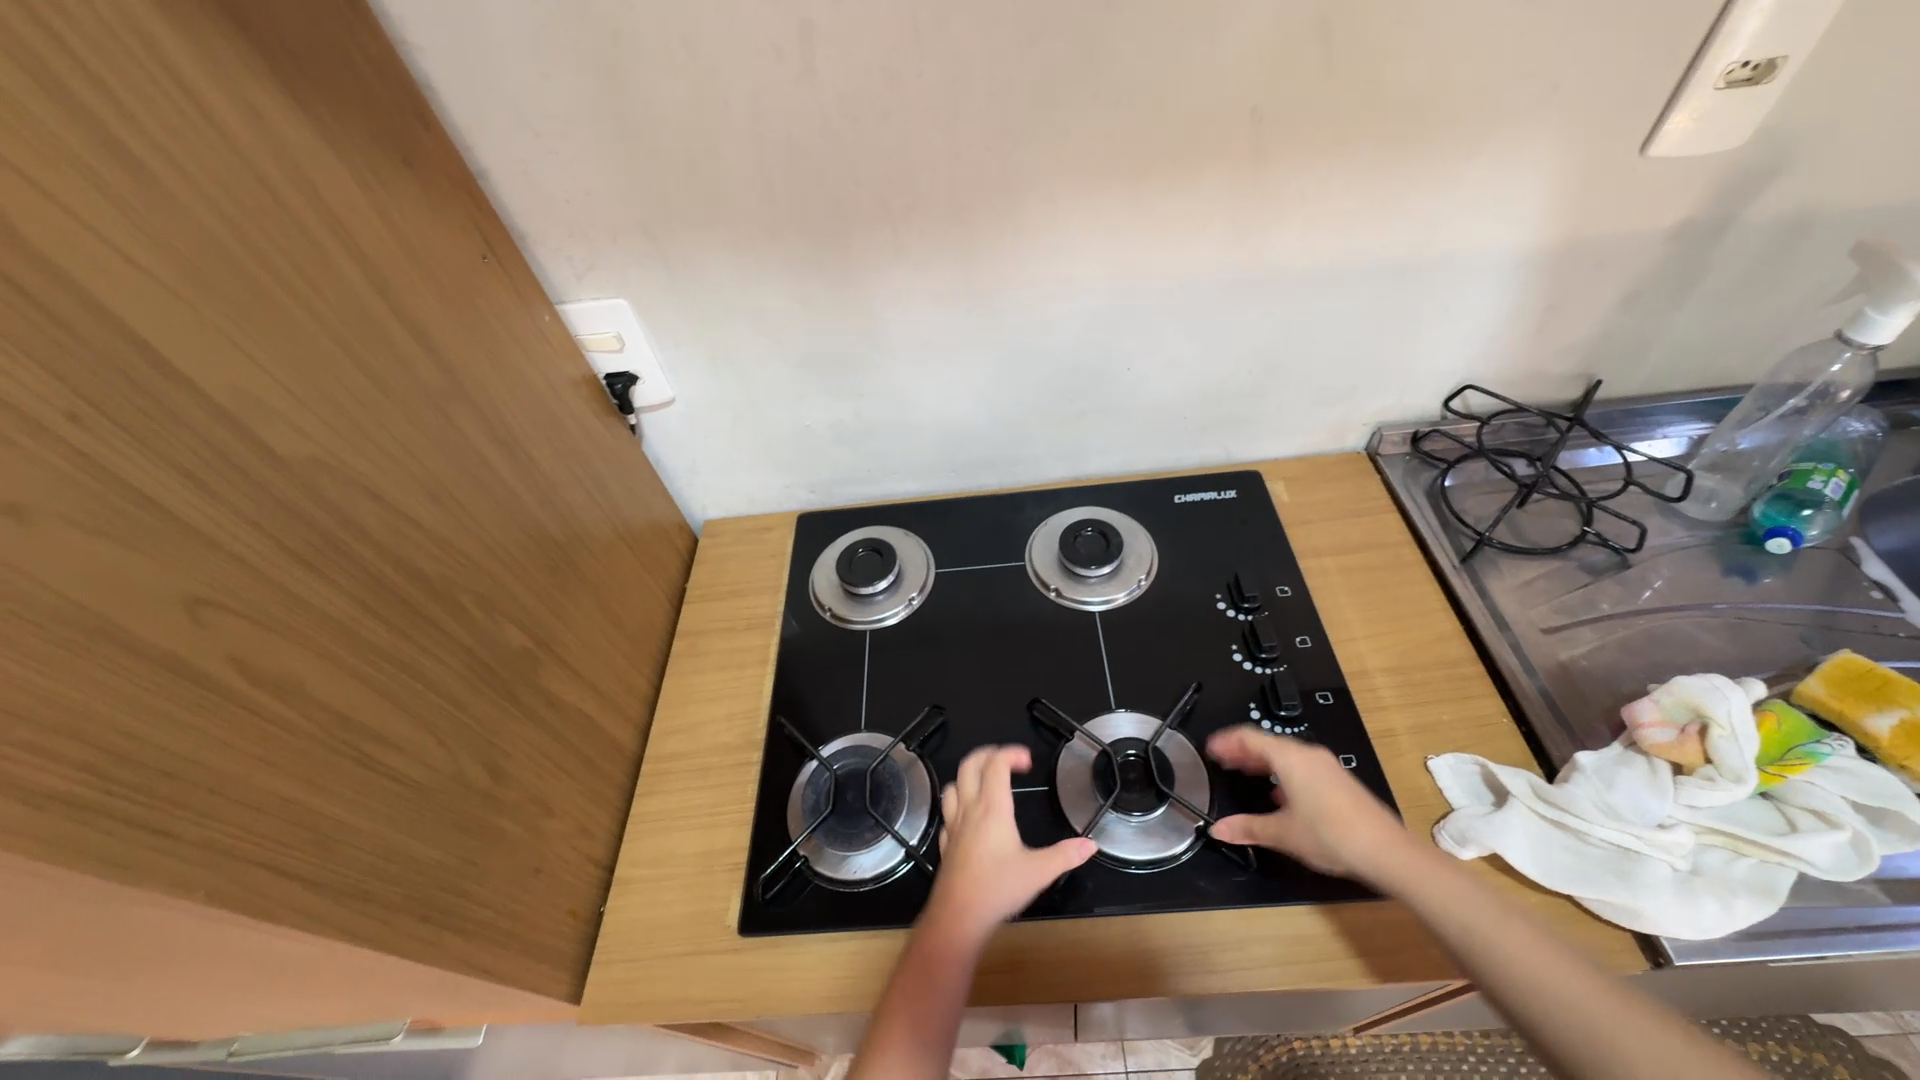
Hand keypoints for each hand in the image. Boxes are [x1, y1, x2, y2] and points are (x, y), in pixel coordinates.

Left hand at [924, 745, 1096, 941]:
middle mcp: (969, 810)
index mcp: (992, 809)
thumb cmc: (998, 889)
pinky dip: (958, 805)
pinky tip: (969, 818)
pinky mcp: (946, 844)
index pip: (996, 764)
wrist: (958, 917)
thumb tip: (1091, 845)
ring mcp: (954, 826)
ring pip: (952, 786)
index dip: (1011, 753)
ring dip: (968, 777)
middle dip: (987, 754)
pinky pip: (948, 814)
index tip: (1027, 760)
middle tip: (1007, 760)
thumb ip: (1066, 855)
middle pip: (969, 765)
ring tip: (986, 783)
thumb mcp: (1039, 872)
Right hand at [1206, 726, 1411, 883]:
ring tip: (1245, 774)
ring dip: (1263, 762)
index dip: (1227, 741)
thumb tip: (1218, 830)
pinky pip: (1302, 767)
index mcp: (1290, 758)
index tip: (1209, 749)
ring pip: (1287, 756)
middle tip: (1222, 761)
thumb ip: (1247, 827)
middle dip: (1243, 751)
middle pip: (1269, 744)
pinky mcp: (1339, 781)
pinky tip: (1279, 795)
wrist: (1386, 850)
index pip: (1250, 737)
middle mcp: (1309, 755)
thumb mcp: (1282, 833)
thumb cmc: (1329, 835)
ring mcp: (1327, 767)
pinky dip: (1282, 773)